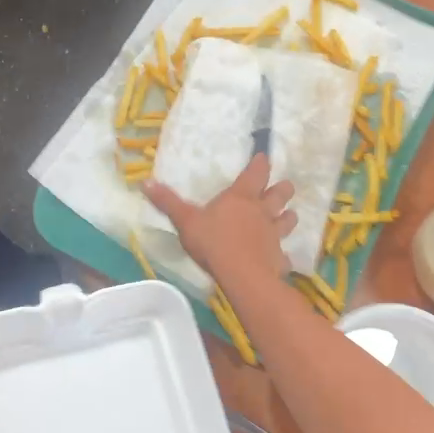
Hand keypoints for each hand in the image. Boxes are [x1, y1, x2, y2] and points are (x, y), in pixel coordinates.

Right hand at [145, 154, 296, 282]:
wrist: (241, 275)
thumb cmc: (213, 242)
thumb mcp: (185, 221)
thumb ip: (167, 202)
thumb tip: (145, 182)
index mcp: (241, 197)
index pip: (256, 173)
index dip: (260, 164)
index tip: (264, 157)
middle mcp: (261, 212)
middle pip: (280, 194)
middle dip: (282, 189)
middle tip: (284, 186)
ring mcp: (273, 235)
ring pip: (288, 221)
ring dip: (288, 217)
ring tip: (288, 216)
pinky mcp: (279, 258)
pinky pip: (285, 256)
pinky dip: (283, 256)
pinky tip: (281, 260)